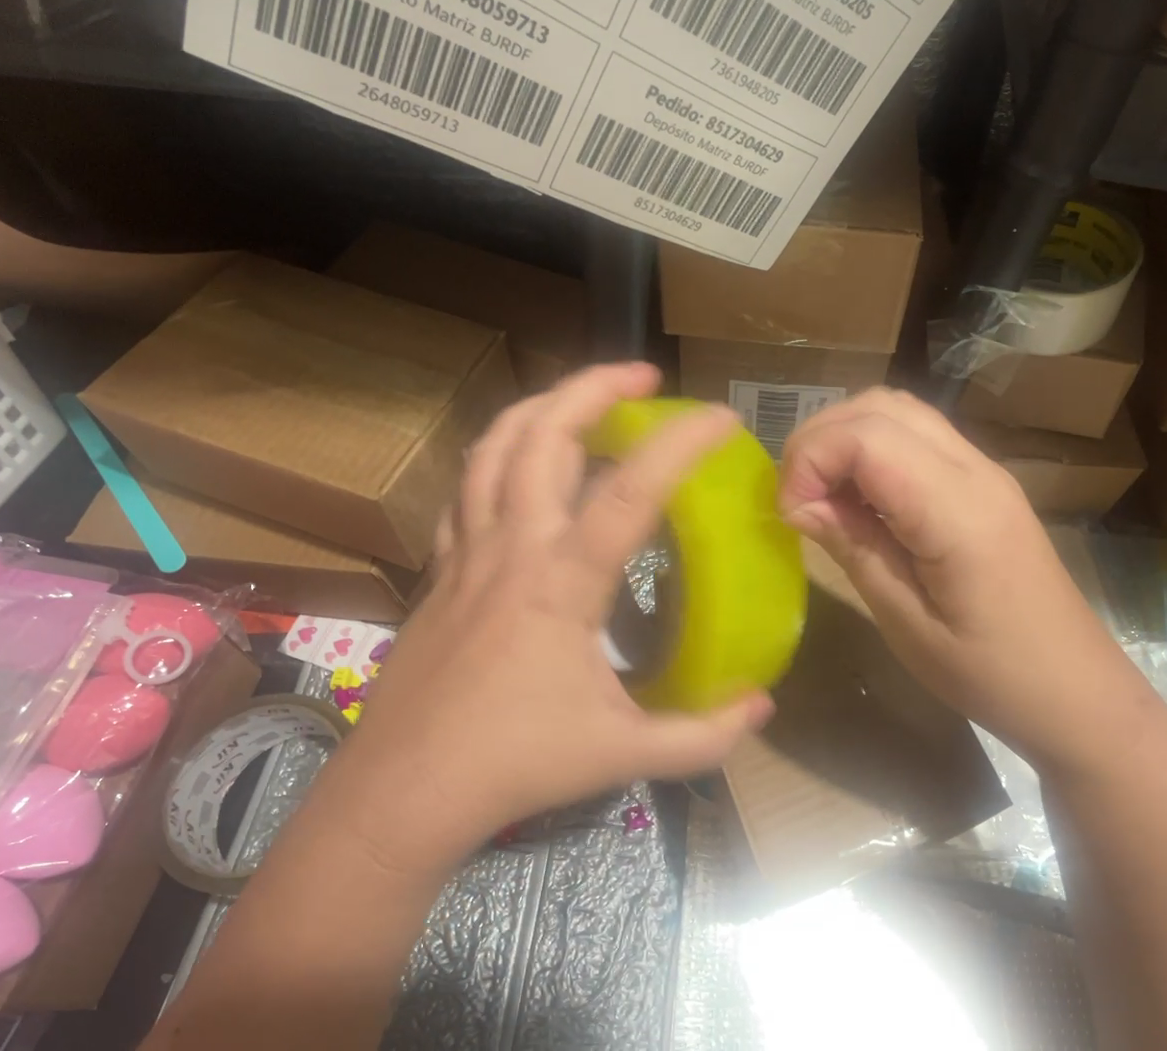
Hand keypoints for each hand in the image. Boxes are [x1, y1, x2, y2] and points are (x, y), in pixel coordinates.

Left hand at [325, 364, 773, 871]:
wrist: (404, 789)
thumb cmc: (514, 765)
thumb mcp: (624, 754)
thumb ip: (702, 735)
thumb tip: (762, 706)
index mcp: (562, 583)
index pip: (631, 491)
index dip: (681, 443)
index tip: (721, 416)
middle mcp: (513, 548)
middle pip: (544, 436)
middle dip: (593, 387)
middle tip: (641, 376)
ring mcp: (467, 553)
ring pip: (493, 450)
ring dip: (539, 408)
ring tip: (578, 398)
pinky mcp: (440, 571)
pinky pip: (466, 490)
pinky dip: (497, 458)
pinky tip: (518, 468)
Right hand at [777, 388, 1097, 766]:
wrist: (1075, 691)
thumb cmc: (990, 673)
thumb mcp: (907, 623)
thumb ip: (854, 548)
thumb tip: (799, 502)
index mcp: (958, 509)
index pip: (867, 436)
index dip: (810, 460)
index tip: (788, 514)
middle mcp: (976, 471)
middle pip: (881, 407)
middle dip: (821, 439)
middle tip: (794, 498)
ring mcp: (986, 472)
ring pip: (900, 412)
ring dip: (847, 438)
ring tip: (820, 495)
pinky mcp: (985, 485)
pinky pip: (919, 438)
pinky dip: (874, 450)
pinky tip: (859, 499)